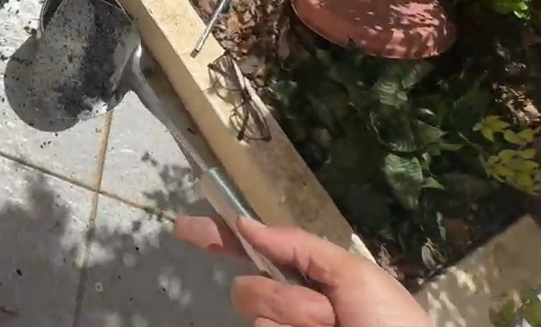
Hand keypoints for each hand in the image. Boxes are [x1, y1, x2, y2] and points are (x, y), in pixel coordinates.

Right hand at [174, 215, 430, 326]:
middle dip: (280, 296)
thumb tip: (246, 223)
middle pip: (247, 289)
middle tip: (322, 314)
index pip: (253, 252)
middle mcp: (291, 311)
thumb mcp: (355, 275)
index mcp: (308, 280)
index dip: (218, 237)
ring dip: (294, 320)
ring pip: (255, 315)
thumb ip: (298, 244)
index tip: (185, 230)